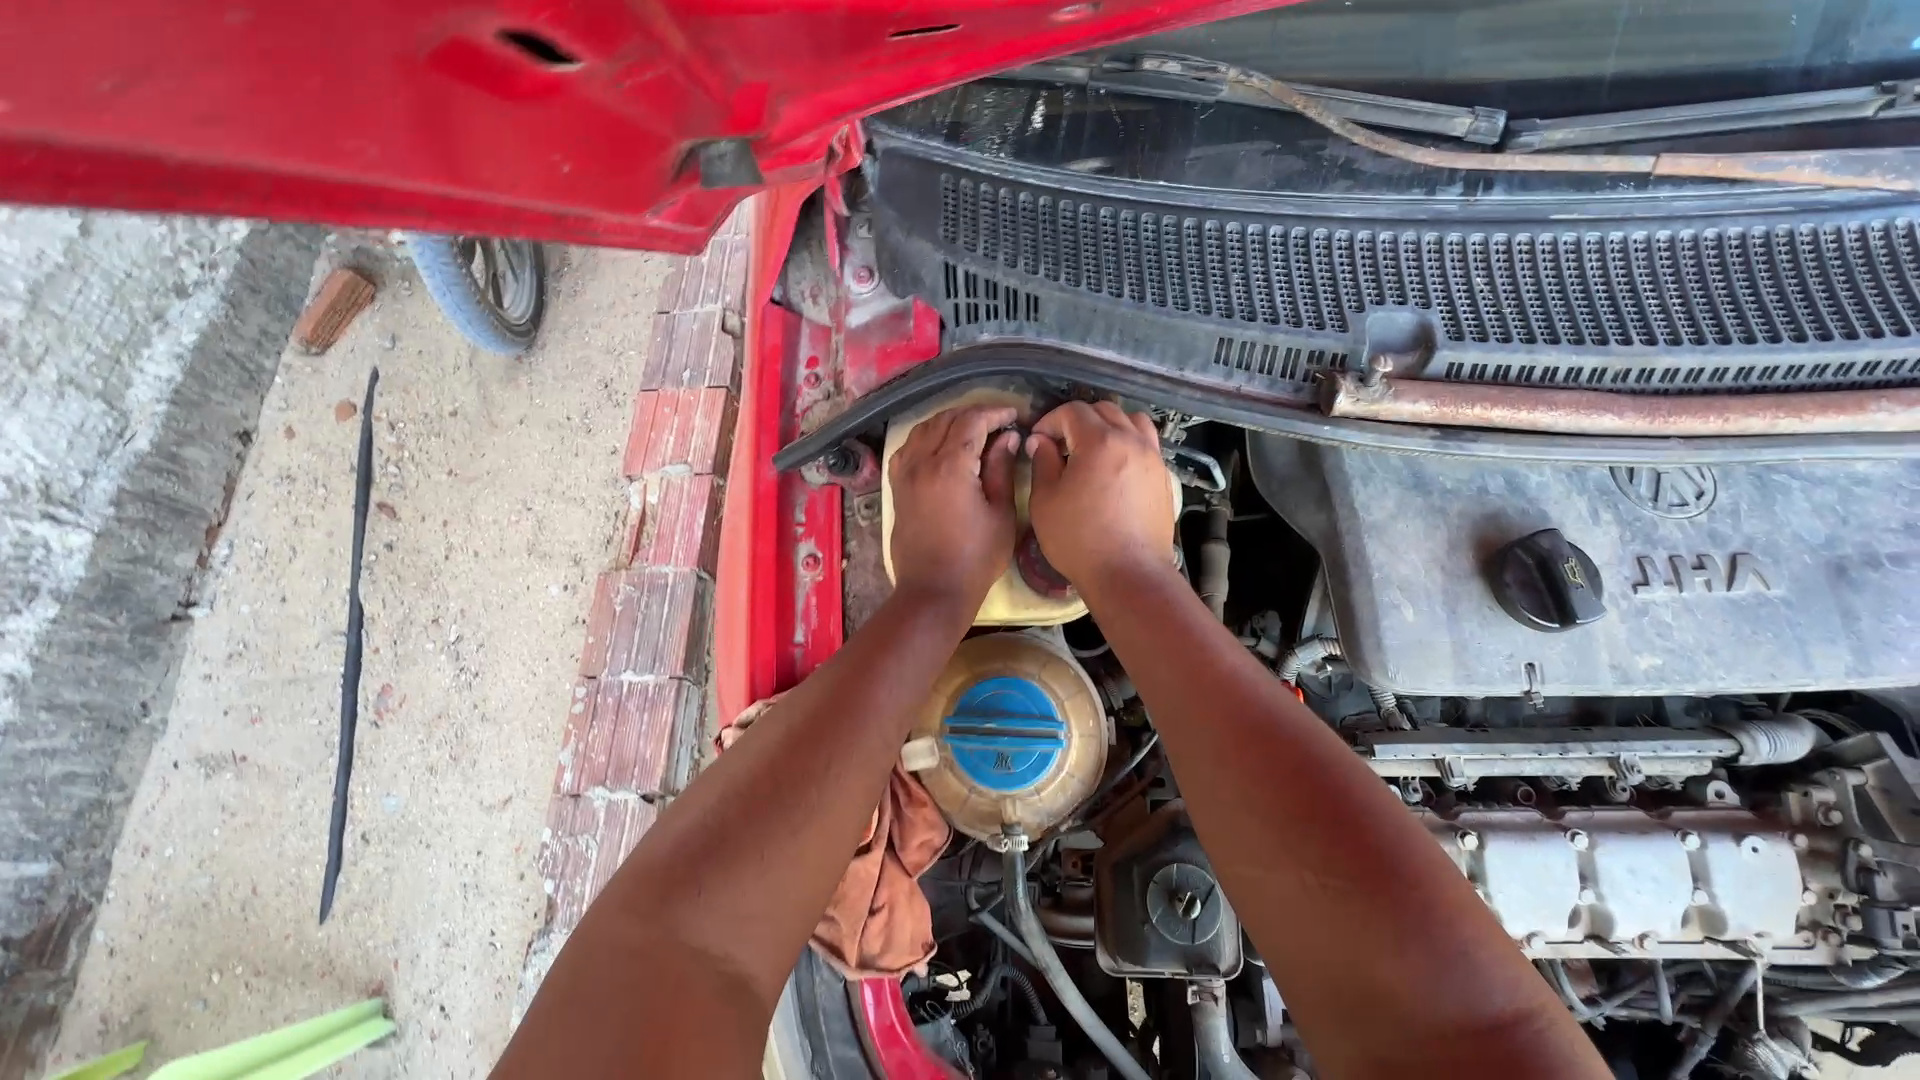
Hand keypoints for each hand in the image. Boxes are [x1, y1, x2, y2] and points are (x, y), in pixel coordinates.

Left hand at [888, 405, 1020, 612]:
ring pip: (923, 429)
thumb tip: (1006, 437)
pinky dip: (925, 438)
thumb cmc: (976, 558)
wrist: (934, 590)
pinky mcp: (897, 487)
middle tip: (998, 421)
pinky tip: (940, 446)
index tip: (1014, 415)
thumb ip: (1002, 469)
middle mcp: (922, 462)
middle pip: (946, 419)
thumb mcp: (1001, 514)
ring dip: (948, 422)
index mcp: (950, 467)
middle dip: (973, 413)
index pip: (972, 421)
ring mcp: (905, 474)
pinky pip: (908, 448)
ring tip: (972, 429)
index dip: (994, 412)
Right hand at [1026, 401, 1174, 592]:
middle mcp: (1132, 441)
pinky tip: (1114, 470)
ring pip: (1132, 422)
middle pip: (1105, 410)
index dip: (1051, 421)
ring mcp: (1153, 458)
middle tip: (1061, 445)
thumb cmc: (1079, 539)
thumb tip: (1042, 441)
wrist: (1129, 574)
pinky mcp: (1163, 478)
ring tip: (1092, 450)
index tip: (1038, 440)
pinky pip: (1146, 445)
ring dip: (1109, 427)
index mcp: (1100, 441)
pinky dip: (1128, 444)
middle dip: (1078, 421)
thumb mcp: (1045, 500)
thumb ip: (1042, 462)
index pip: (1073, 411)